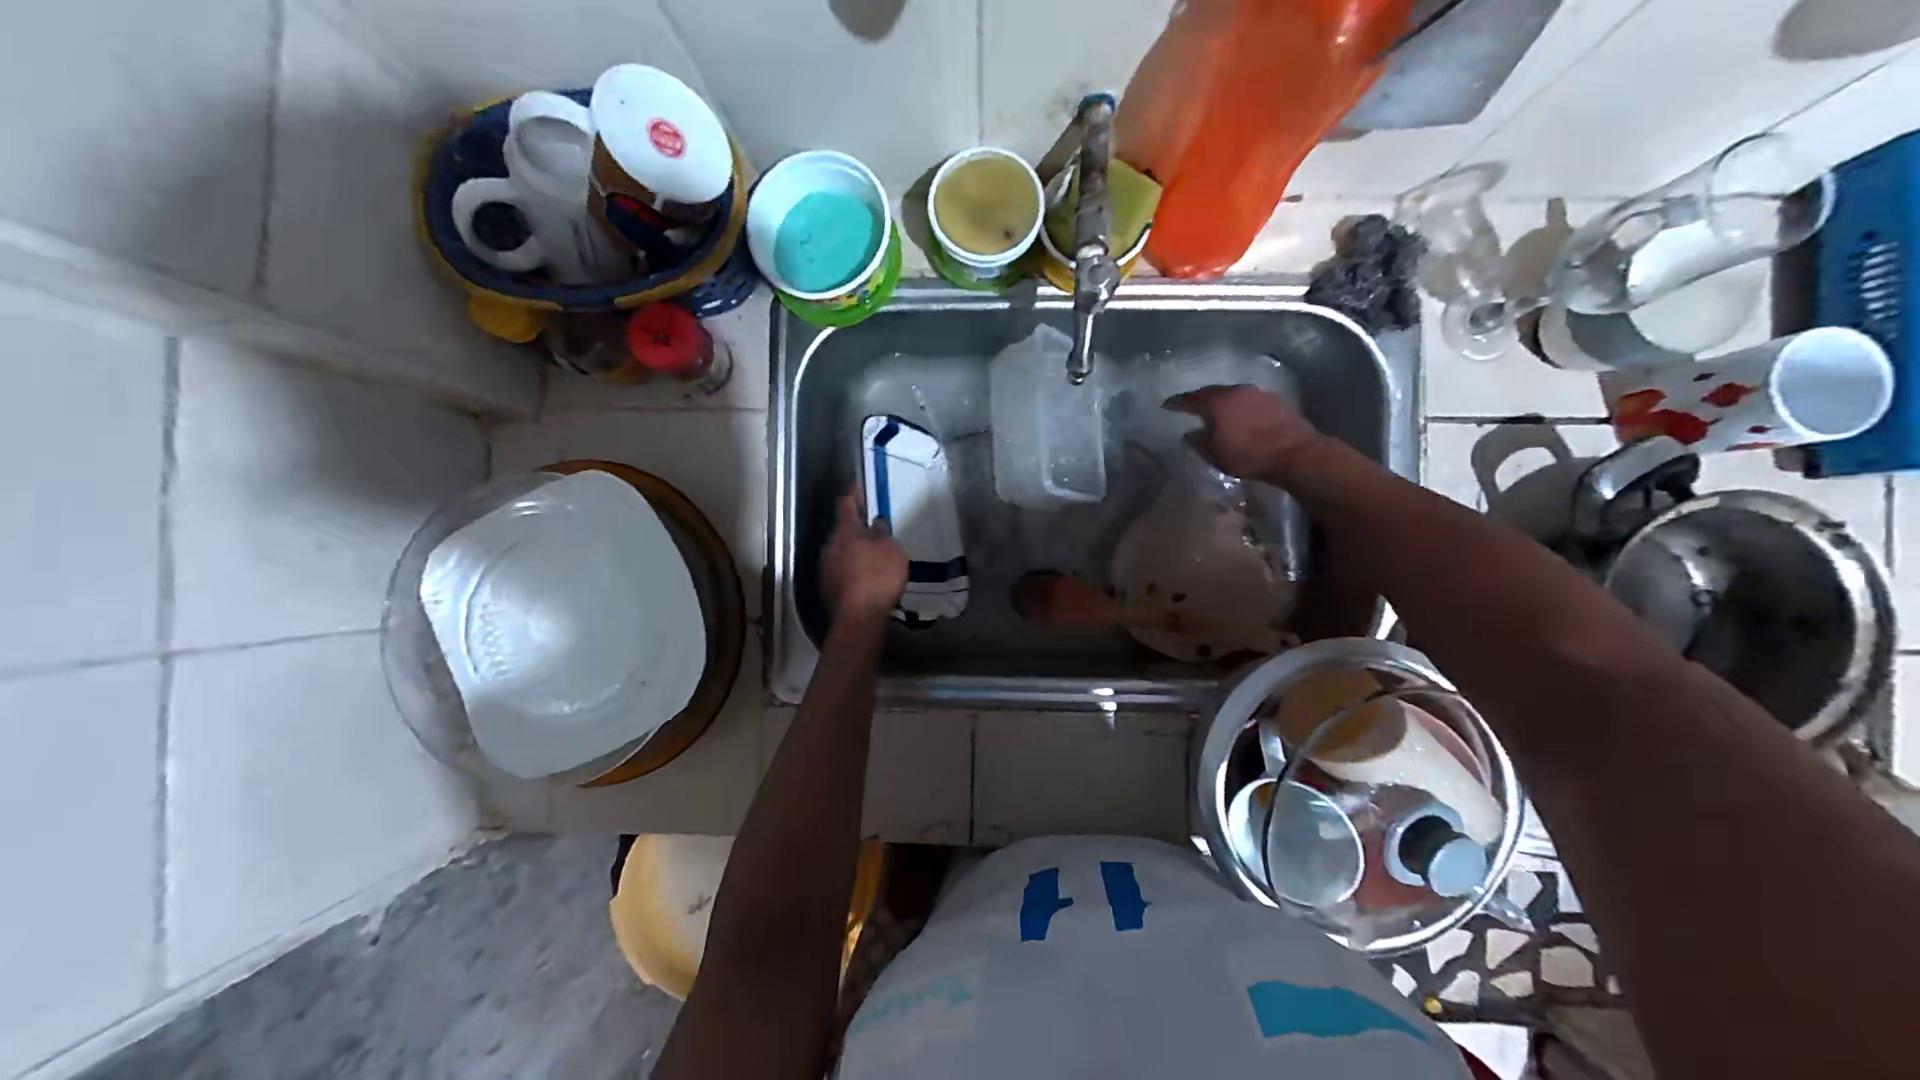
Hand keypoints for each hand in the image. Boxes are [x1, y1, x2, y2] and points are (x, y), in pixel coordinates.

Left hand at [822, 489, 907, 621]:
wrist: (858, 617)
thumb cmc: (878, 577)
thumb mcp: (891, 550)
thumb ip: (883, 534)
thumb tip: (875, 524)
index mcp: (845, 532)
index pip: (846, 504)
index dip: (853, 494)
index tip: (858, 486)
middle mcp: (830, 546)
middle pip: (843, 530)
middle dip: (857, 527)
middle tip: (873, 526)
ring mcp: (826, 568)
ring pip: (842, 552)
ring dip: (855, 550)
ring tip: (873, 554)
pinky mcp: (828, 588)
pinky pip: (842, 570)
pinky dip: (853, 569)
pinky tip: (867, 577)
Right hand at [1165, 385, 1319, 479]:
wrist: (1294, 454)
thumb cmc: (1248, 455)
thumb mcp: (1214, 454)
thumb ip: (1199, 442)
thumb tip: (1190, 433)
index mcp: (1218, 401)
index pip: (1192, 398)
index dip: (1178, 402)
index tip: (1167, 405)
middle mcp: (1238, 391)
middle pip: (1215, 392)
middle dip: (1203, 400)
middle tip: (1193, 407)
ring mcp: (1260, 394)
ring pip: (1235, 396)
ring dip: (1225, 404)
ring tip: (1219, 415)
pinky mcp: (1277, 402)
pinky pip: (1251, 402)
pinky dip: (1243, 409)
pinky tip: (1243, 420)